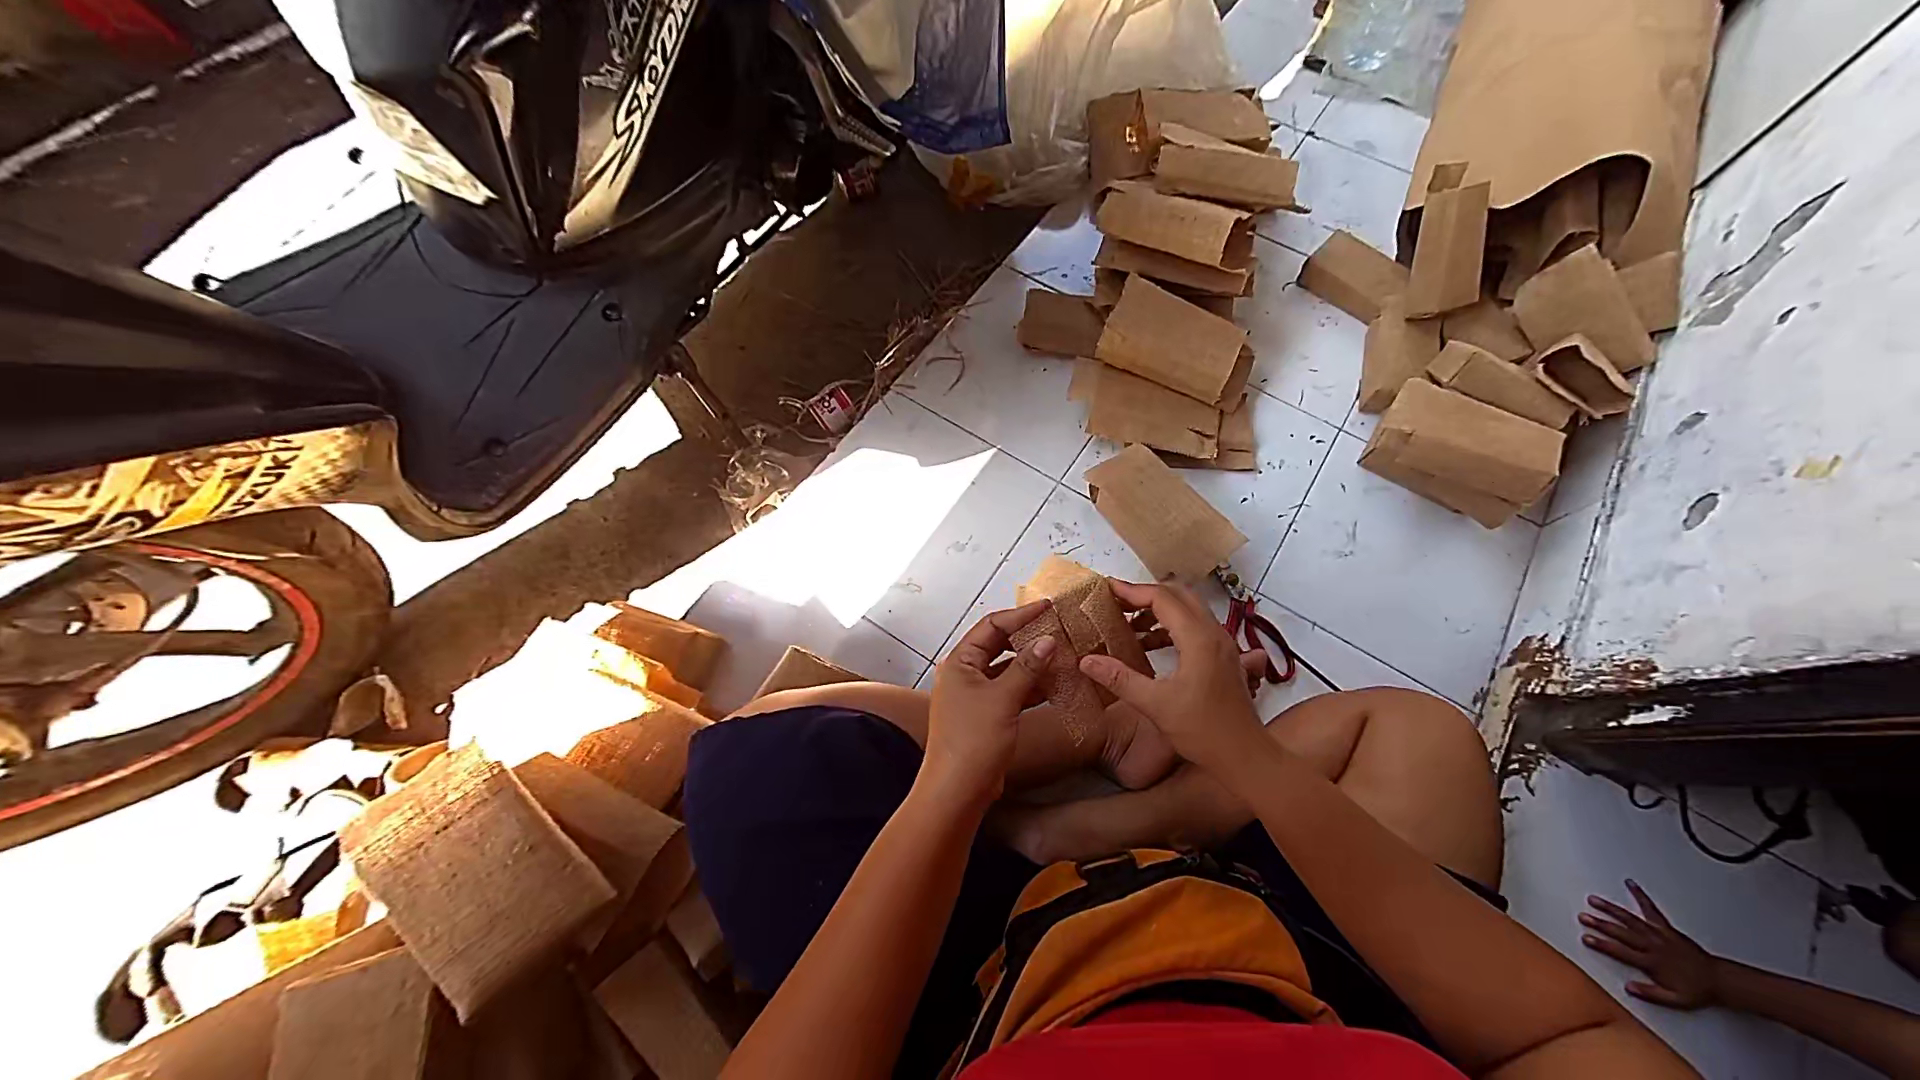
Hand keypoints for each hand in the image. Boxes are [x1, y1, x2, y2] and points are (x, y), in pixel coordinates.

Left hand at [924, 601, 1055, 807]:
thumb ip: (1027, 667)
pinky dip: (1030, 687)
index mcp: (959, 662)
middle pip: (998, 645)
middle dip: (1027, 638)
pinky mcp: (986, 715)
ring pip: (1007, 669)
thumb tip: (1048, 641)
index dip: (1020, 615)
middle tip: (1056, 629)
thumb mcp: (1004, 698)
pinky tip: (1053, 686)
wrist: (958, 790)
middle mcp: (963, 674)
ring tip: (1061, 657)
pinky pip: (1011, 691)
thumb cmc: (971, 742)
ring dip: (1032, 664)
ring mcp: (974, 695)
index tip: (1046, 608)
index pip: (991, 626)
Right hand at [1076, 579, 1264, 771]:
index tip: (1107, 590)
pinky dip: (1170, 627)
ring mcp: (1222, 645)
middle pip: (1177, 595)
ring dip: (1158, 611)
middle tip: (1116, 602)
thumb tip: (1087, 661)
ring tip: (1129, 625)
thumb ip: (1120, 679)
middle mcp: (1214, 634)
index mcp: (1199, 639)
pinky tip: (1149, 645)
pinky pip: (1194, 627)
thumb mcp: (1155, 705)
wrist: (1246, 756)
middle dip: (1145, 594)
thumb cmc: (1204, 731)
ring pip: (1187, 610)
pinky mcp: (1223, 657)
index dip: (1132, 591)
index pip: (1162, 598)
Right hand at [1581, 880, 1721, 1008]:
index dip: (1602, 944)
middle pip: (1622, 933)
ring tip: (1594, 900)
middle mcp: (1652, 946)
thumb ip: (1651, 994)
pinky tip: (1631, 884)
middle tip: (1583, 916)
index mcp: (1652, 963)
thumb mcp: (1677, 1000)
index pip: (1621, 952)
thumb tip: (1628, 987)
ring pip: (1631, 919)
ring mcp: (1659, 934)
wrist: (1722, 981)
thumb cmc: (1697, 991)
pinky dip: (1641, 896)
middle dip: (1601, 924)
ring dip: (1611, 909)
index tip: (1586, 937)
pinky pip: (1651, 909)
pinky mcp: (1666, 928)